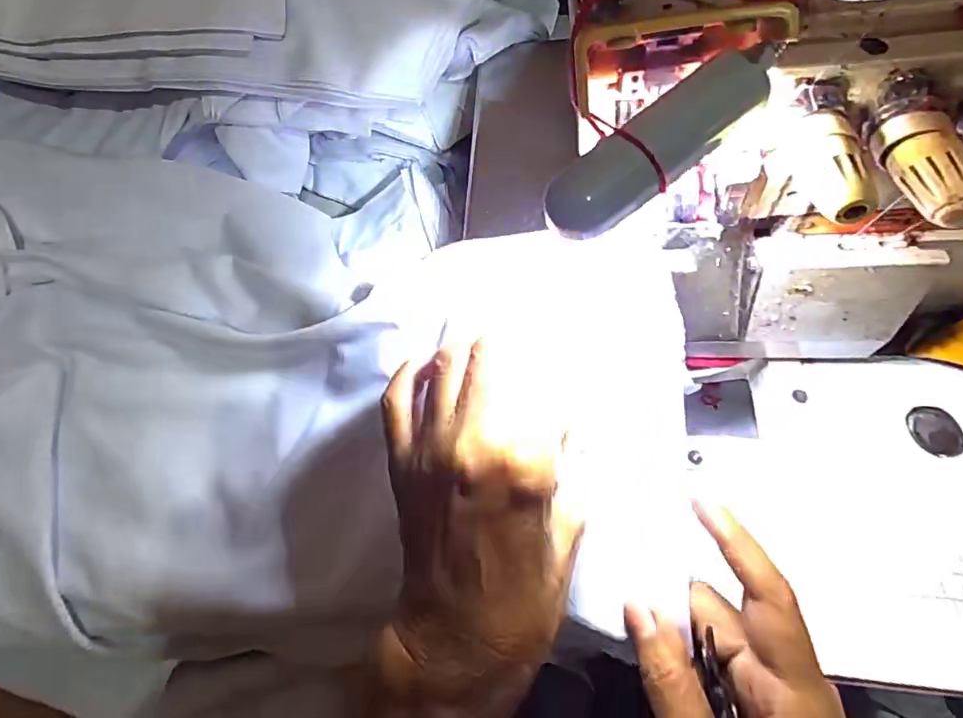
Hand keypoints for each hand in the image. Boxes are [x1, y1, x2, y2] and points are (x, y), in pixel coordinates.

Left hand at [368, 340, 583, 715]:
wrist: (455, 638)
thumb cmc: (523, 597)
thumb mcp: (566, 534)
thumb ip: (567, 472)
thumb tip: (566, 425)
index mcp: (521, 465)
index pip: (538, 394)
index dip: (549, 370)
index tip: (554, 351)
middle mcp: (470, 445)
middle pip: (481, 368)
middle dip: (496, 342)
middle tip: (505, 324)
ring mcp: (428, 449)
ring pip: (439, 375)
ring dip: (456, 347)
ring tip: (469, 331)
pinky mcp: (400, 461)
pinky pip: (395, 402)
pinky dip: (405, 374)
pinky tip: (421, 360)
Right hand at [624, 503, 843, 717]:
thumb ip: (675, 684)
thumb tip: (638, 606)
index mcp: (795, 691)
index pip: (765, 593)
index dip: (732, 539)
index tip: (698, 497)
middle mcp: (793, 686)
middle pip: (727, 614)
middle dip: (674, 593)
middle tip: (621, 574)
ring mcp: (783, 703)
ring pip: (719, 642)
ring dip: (676, 627)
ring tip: (631, 616)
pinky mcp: (768, 715)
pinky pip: (722, 669)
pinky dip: (688, 656)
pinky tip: (658, 657)